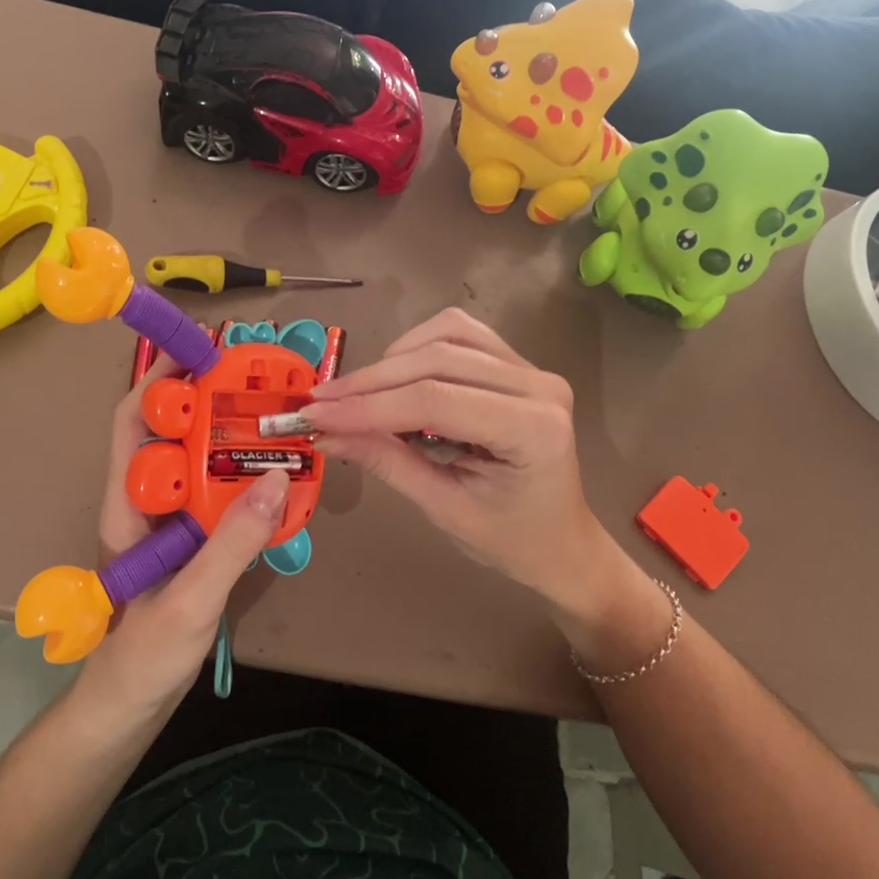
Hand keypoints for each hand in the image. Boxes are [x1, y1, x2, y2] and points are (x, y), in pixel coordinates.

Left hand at [74, 357, 285, 721]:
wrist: (129, 707)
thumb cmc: (142, 656)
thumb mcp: (190, 599)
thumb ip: (231, 543)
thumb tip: (279, 478)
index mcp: (127, 505)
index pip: (133, 423)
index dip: (161, 381)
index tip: (202, 351)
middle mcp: (146, 504)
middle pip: (171, 434)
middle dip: (207, 400)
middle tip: (258, 379)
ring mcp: (170, 524)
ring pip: (197, 465)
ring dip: (231, 438)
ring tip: (277, 418)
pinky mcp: (191, 544)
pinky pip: (218, 499)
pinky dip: (245, 481)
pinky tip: (280, 480)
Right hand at [303, 309, 640, 620]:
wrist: (563, 544)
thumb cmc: (511, 540)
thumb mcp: (445, 508)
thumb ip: (387, 463)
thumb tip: (326, 432)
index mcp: (532, 429)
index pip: (434, 400)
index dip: (368, 405)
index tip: (315, 416)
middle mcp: (539, 386)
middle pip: (438, 359)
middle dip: (371, 381)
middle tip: (321, 404)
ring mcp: (533, 369)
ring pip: (448, 334)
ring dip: (394, 358)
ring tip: (357, 393)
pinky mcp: (520, 365)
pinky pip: (461, 335)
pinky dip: (419, 347)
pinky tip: (395, 376)